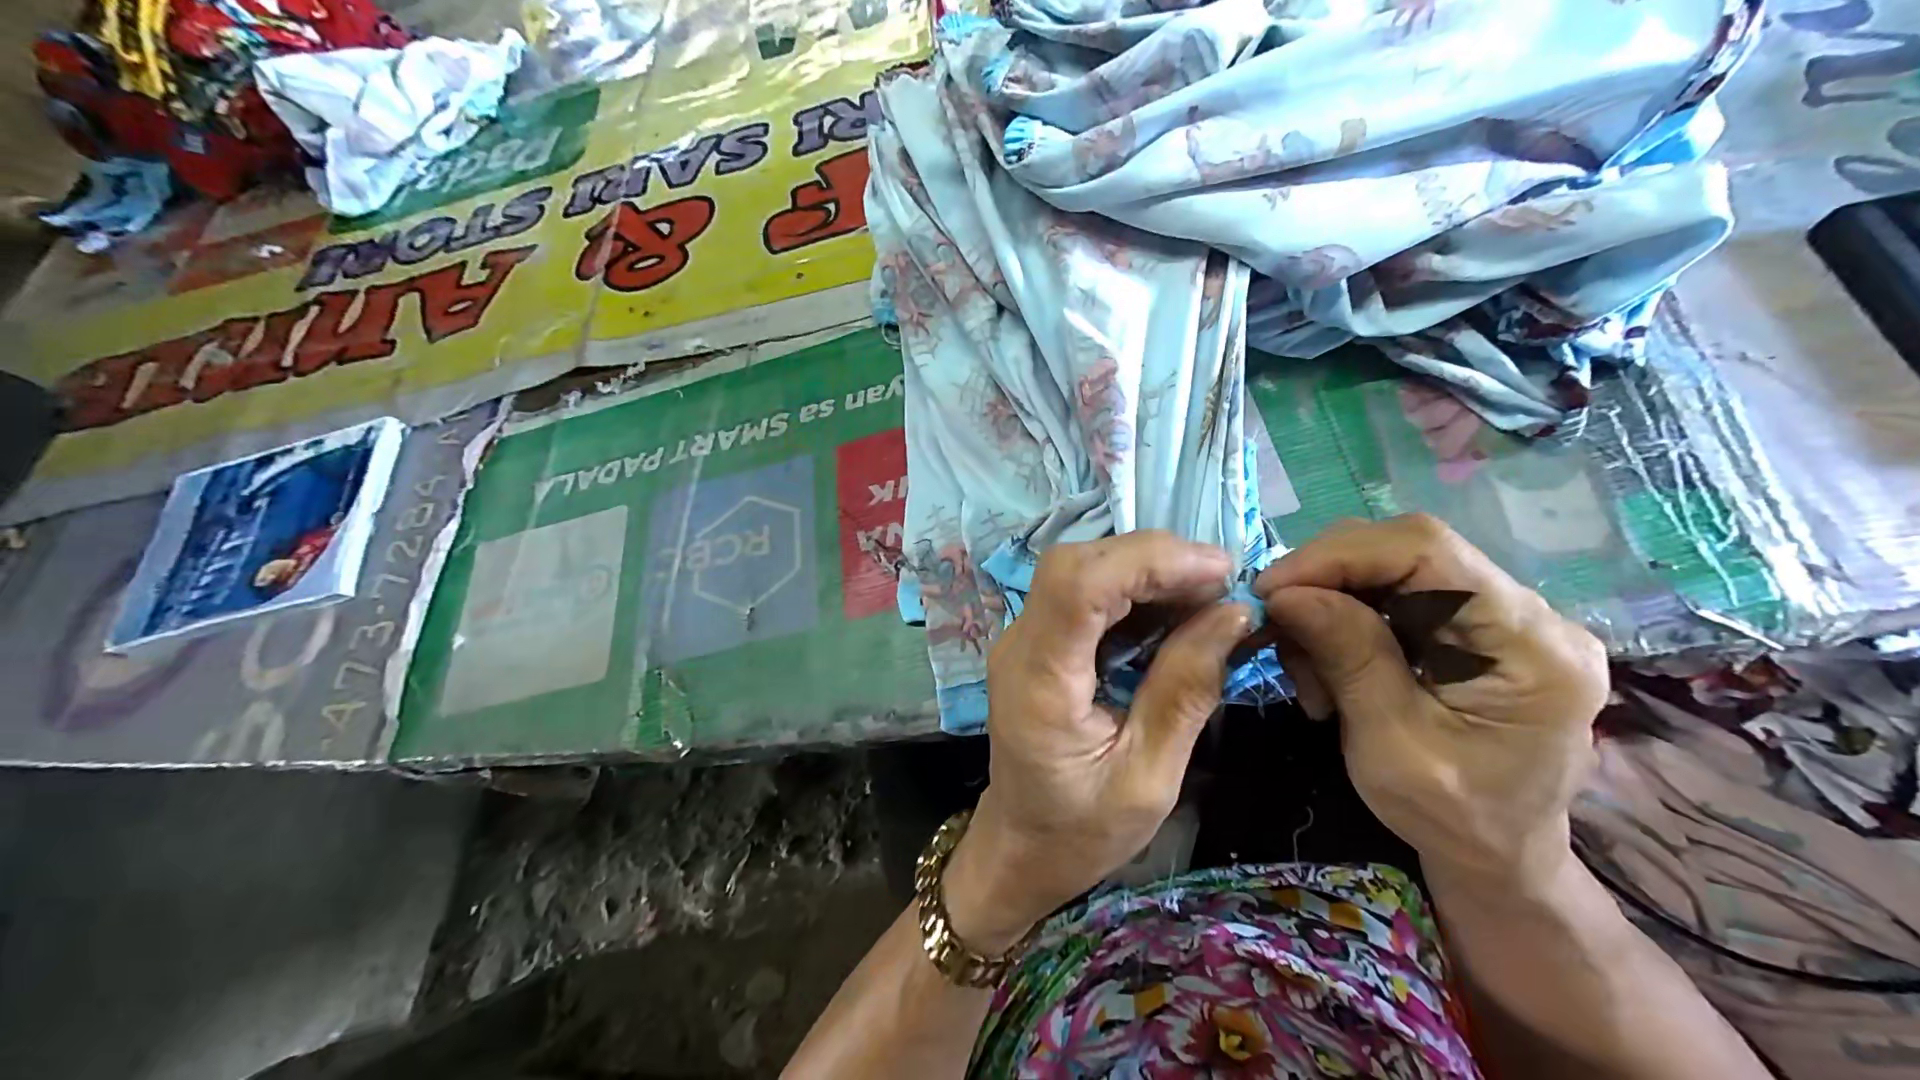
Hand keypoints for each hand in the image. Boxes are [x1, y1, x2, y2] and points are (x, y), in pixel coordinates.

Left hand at [943, 532, 1252, 950]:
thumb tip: (1234, 613)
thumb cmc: (1082, 829)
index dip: (1148, 561)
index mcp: (1039, 683)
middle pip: (1077, 565)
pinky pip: (1083, 595)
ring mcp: (1023, 639)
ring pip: (1080, 570)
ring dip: (1147, 571)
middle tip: (1221, 585)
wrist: (1021, 845)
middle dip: (1153, 559)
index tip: (1219, 573)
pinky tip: (1175, 611)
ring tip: (1207, 596)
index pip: (1077, 585)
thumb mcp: (1149, 778)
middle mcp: (1020, 646)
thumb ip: (1185, 690)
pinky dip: (1133, 591)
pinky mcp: (1038, 642)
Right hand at [1253, 515, 1607, 893]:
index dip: (1340, 555)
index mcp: (1533, 647)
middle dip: (1325, 579)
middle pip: (1407, 550)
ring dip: (1327, 605)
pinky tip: (1326, 666)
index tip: (1272, 589)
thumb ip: (1348, 658)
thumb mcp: (1390, 745)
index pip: (1429, 551)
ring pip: (1389, 568)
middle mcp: (1529, 615)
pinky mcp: (1471, 627)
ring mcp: (1501, 617)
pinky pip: (1391, 596)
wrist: (1498, 858)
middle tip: (1274, 623)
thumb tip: (1285, 592)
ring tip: (1306, 672)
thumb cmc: (1452, 818)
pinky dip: (1341, 620)